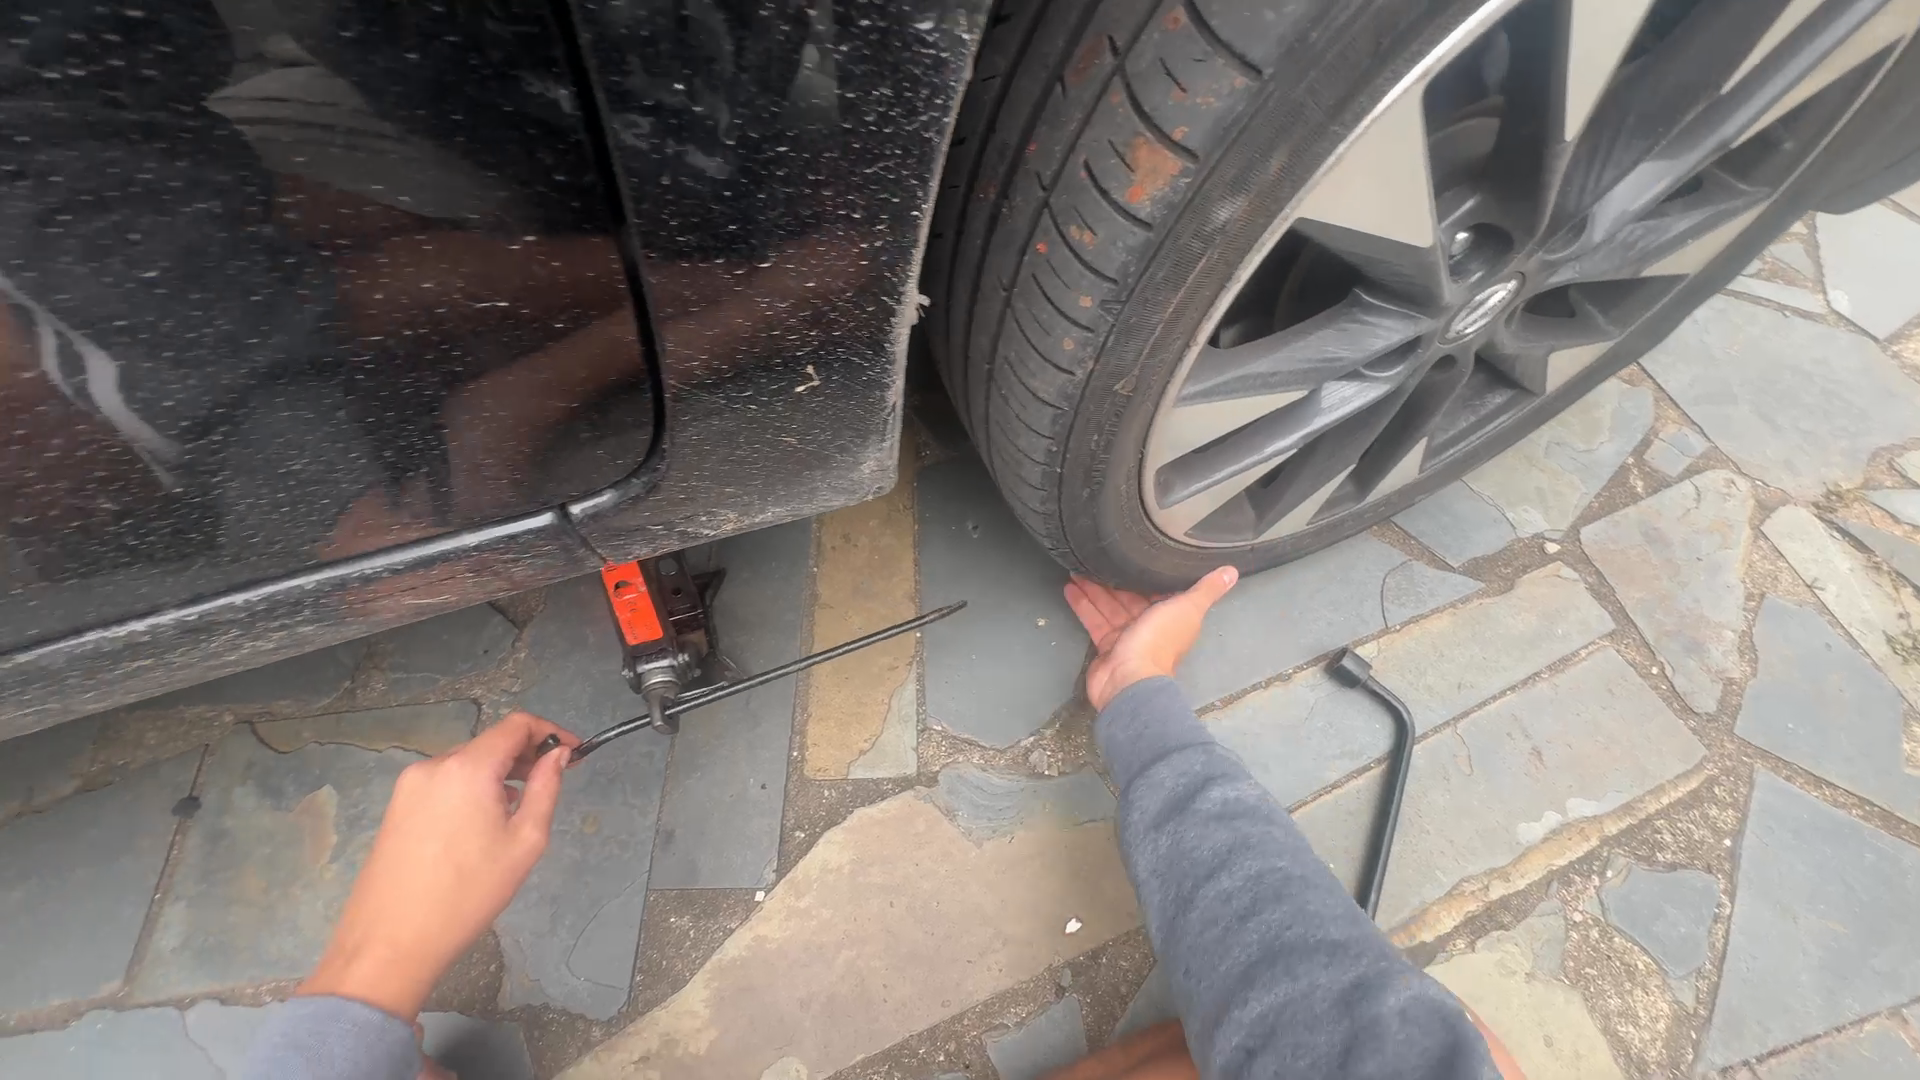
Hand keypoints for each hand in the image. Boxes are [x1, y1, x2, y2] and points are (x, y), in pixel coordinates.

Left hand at [298, 711, 577, 1018]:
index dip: (551, 732)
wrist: (388, 947)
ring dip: (501, 772)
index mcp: (467, 768)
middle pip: (492, 741)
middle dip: (527, 754)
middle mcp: (433, 766)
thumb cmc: (468, 893)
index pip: (517, 724)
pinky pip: (447, 781)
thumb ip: (547, 786)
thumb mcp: (526, 839)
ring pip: (469, 761)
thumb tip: (558, 754)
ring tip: (520, 807)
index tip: (573, 754)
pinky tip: (484, 822)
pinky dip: (474, 787)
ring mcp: (409, 787)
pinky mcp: (396, 808)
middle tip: (554, 780)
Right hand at [1064, 567, 1238, 709]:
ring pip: (1109, 606)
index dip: (1144, 572)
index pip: (1157, 589)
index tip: (1130, 552)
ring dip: (1093, 589)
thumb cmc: (1158, 642)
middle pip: (1129, 596)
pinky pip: (1094, 620)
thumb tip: (1232, 571)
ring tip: (1075, 568)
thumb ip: (1206, 589)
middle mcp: (1150, 625)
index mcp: (1171, 616)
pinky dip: (1082, 605)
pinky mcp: (1106, 646)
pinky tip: (1070, 588)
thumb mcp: (1187, 609)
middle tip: (1095, 557)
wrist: (1128, 680)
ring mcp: (1126, 637)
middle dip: (1113, 579)